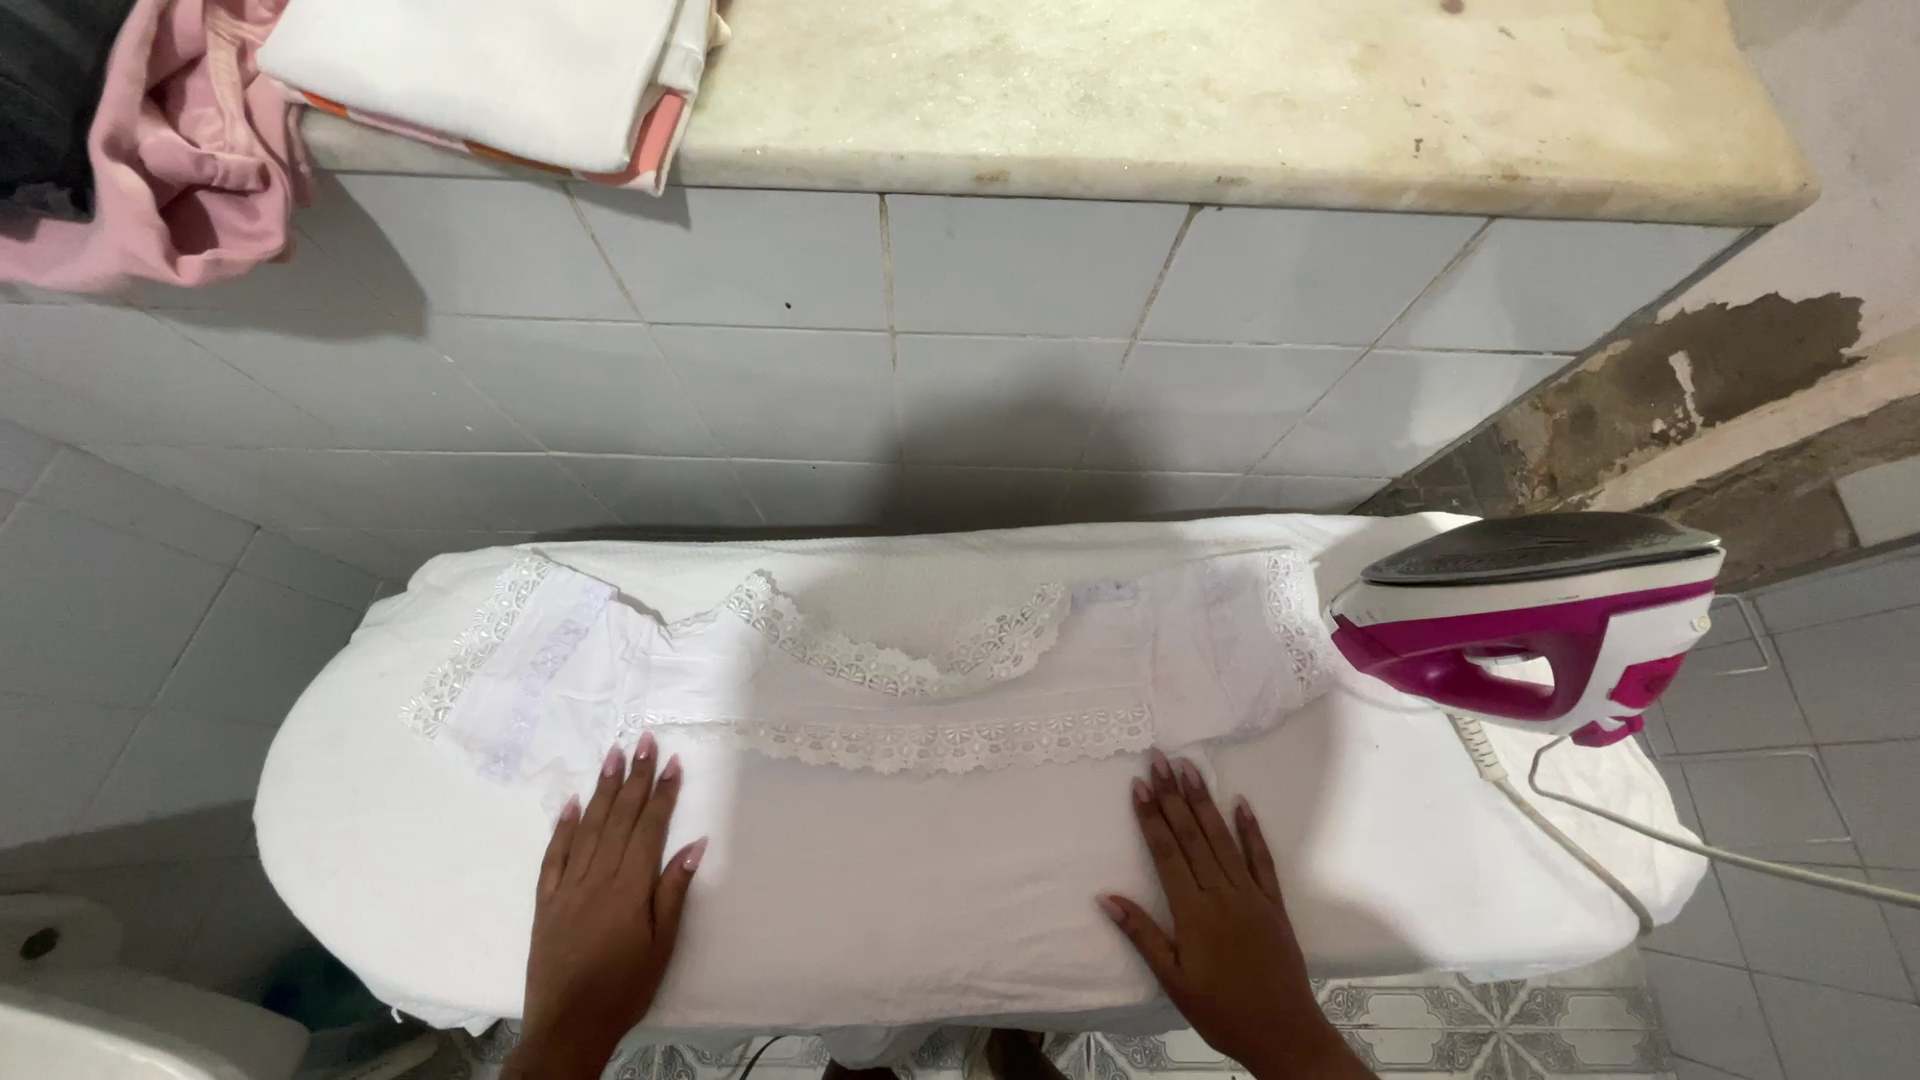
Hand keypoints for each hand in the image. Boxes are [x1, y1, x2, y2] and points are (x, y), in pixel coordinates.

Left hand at [505, 734, 705, 1079]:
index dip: (663, 793)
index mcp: (630, 886)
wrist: (567, 1027)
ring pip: (588, 828)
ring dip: (603, 789)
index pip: (650, 827)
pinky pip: (553, 857)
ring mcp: (567, 887)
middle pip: (620, 817)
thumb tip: (696, 844)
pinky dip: (562, 828)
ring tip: (613, 756)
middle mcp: (597, 877)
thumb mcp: (662, 944)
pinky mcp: (545, 902)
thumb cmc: (624, 987)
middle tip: (644, 741)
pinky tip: (571, 803)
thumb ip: (674, 891)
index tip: (673, 761)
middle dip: (635, 777)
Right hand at [1100, 750, 1370, 1079]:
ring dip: (1205, 801)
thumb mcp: (1173, 981)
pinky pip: (1262, 859)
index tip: (1138, 784)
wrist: (1286, 1036)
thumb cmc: (1221, 1012)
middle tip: (1160, 758)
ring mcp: (1251, 895)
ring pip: (1222, 838)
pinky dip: (1251, 830)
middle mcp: (1221, 893)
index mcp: (1193, 912)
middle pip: (1192, 835)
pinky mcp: (1273, 903)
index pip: (1166, 852)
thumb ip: (1142, 934)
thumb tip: (1106, 897)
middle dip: (1173, 794)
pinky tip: (1241, 803)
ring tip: (1190, 768)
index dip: (1150, 815)